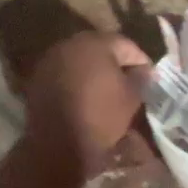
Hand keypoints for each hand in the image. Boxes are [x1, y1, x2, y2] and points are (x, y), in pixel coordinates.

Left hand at [23, 31, 150, 175]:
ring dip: (94, 72)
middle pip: (100, 49)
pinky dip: (76, 81)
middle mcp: (69, 45)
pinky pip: (64, 74)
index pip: (126, 44)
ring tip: (106, 90)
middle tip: (129, 82)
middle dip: (116, 63)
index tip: (149, 77)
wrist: (59, 145)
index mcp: (95, 43)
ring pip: (80, 61)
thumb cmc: (101, 116)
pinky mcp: (37, 79)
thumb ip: (141, 77)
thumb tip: (144, 70)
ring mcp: (50, 61)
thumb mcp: (132, 97)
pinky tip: (84, 97)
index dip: (141, 61)